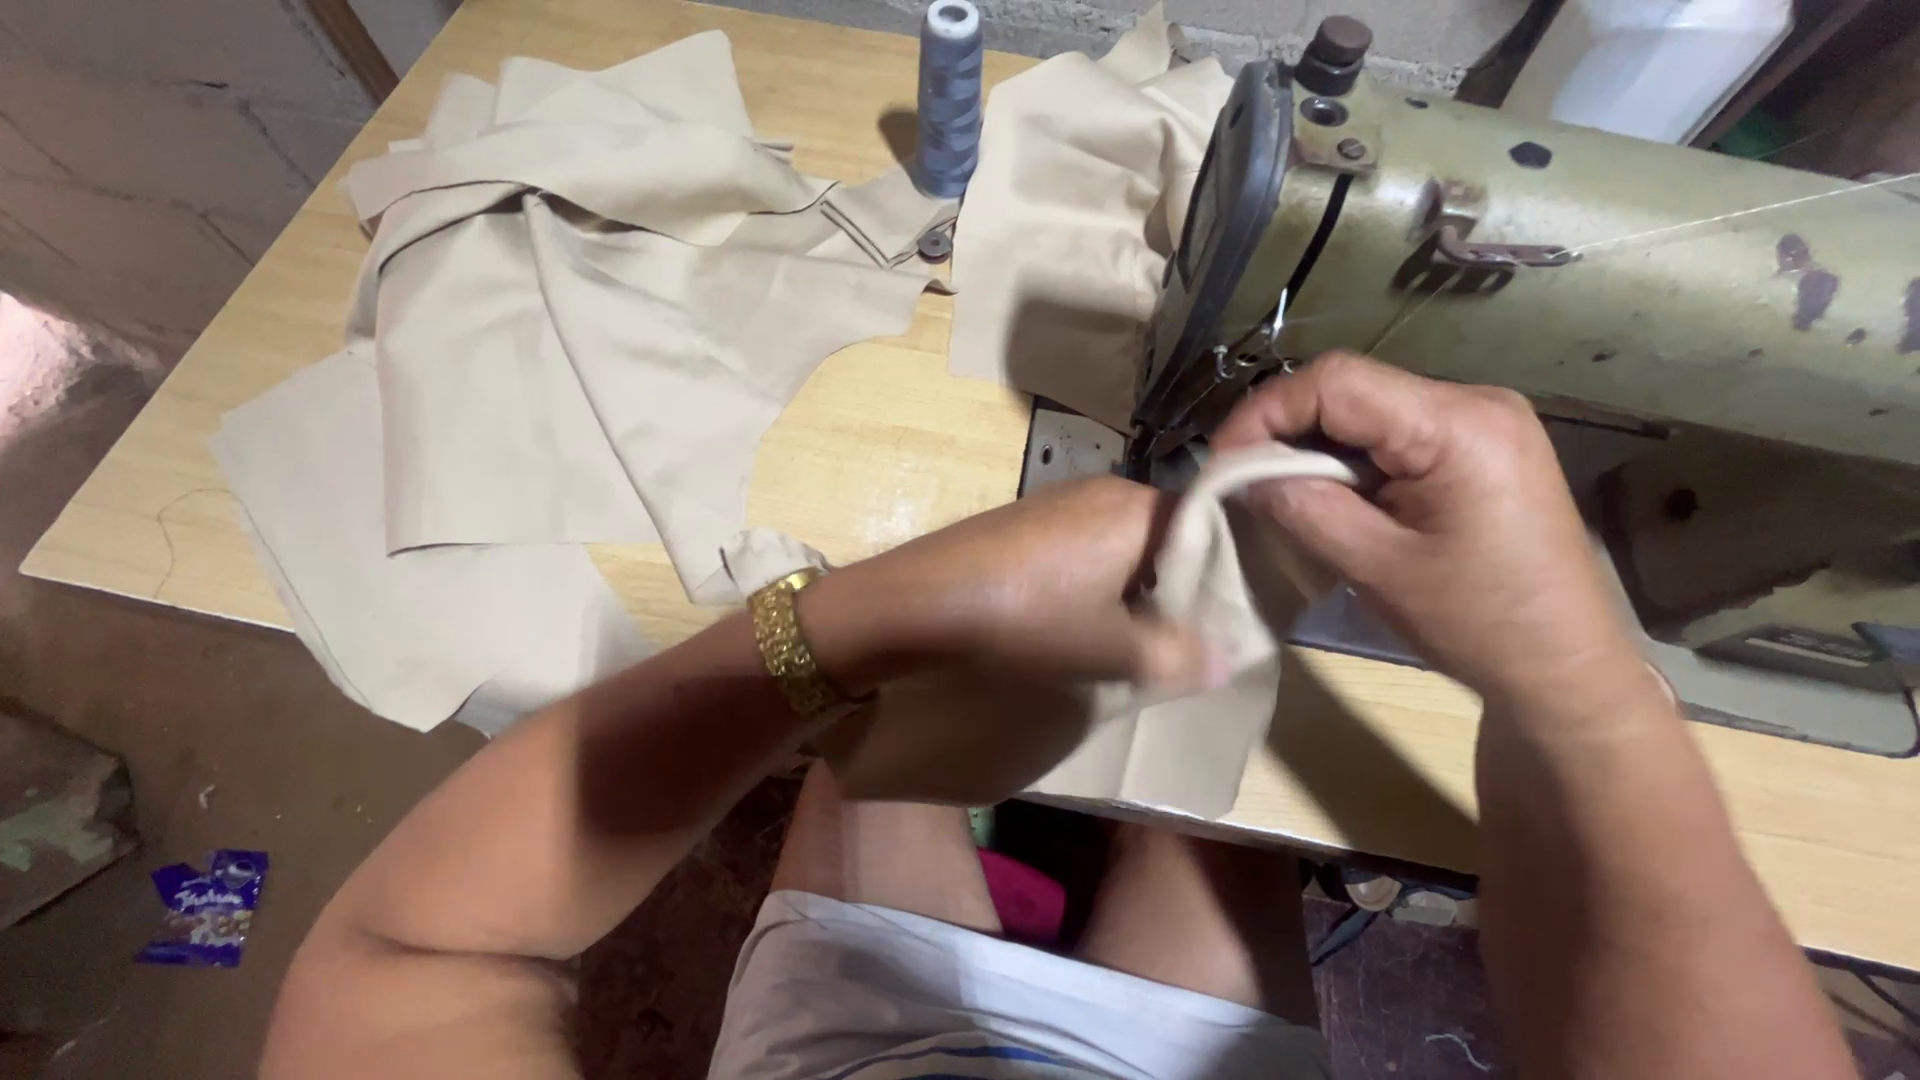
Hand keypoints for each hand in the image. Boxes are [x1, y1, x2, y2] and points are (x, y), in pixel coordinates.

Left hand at [800, 476, 1215, 695]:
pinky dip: (1091, 577)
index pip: (1210, 527)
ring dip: (1130, 585)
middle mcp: (1102, 490)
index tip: (1225, 618)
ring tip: (1128, 633)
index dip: (1224, 573)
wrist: (917, 601)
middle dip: (1174, 584)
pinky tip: (1074, 615)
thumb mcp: (1109, 650)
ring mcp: (1056, 499)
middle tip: (1178, 635)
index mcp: (1136, 509)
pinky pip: (1079, 543)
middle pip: (1163, 535)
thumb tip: (1225, 659)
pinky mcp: (1021, 518)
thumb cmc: (1028, 619)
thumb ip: (1175, 654)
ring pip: (1119, 541)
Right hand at [1213, 352, 1647, 709]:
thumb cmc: (1476, 622)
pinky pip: (1389, 431)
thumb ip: (1301, 507)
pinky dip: (1346, 459)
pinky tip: (1332, 496)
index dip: (1265, 413)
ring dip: (1313, 447)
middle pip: (1349, 389)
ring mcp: (1480, 420)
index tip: (1223, 464)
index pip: (1336, 382)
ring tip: (1282, 494)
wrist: (1562, 664)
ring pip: (1364, 409)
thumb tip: (1239, 474)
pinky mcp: (1476, 444)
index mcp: (1459, 425)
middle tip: (1244, 483)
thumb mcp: (1375, 566)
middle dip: (1285, 431)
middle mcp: (1474, 402)